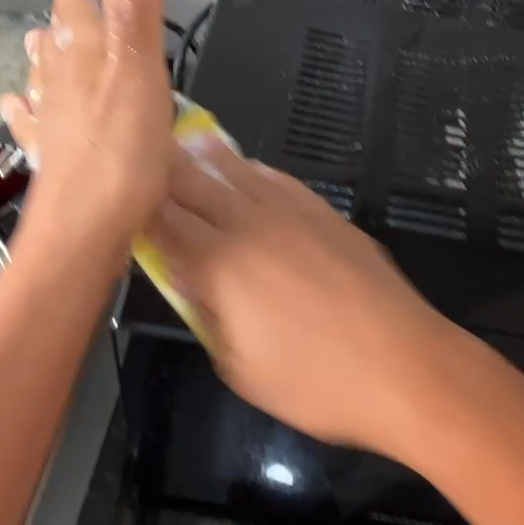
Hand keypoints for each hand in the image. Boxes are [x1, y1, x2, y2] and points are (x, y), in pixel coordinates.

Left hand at [0, 0, 173, 240]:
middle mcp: (61, 81)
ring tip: (39, 38)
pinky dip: (27, 106)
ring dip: (45, 52)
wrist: (84, 228)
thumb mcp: (139, 72)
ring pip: (44, 75)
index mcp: (85, 55)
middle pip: (59, 35)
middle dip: (66, 9)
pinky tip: (17, 106)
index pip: (76, 2)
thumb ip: (132, 8)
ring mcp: (52, 119)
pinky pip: (34, 121)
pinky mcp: (53, 155)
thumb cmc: (121, 152)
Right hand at [144, 139, 461, 454]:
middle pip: (192, 185)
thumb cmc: (317, 382)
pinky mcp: (324, 212)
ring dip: (203, 158)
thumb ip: (206, 315)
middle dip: (161, 172)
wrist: (405, 364)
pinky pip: (277, 179)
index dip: (136, 210)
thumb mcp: (240, 367)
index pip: (162, 225)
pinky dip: (252, 170)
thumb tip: (189, 281)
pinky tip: (245, 168)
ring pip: (235, 171)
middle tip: (137, 159)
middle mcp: (249, 224)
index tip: (118, 202)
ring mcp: (291, 212)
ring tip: (182, 141)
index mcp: (218, 264)